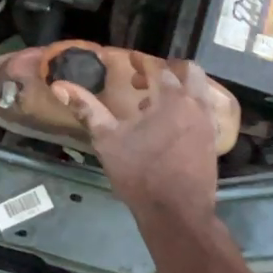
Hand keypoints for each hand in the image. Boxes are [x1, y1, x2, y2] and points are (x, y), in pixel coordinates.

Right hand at [52, 63, 218, 222]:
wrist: (176, 211)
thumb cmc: (138, 173)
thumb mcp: (106, 139)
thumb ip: (86, 108)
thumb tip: (59, 85)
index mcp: (170, 100)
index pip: (159, 67)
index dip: (142, 61)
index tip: (128, 61)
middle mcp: (195, 105)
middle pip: (189, 72)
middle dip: (166, 70)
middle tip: (143, 81)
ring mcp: (208, 123)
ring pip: (201, 90)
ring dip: (179, 87)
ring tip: (154, 104)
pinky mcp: (213, 140)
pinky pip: (206, 110)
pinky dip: (189, 106)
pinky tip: (169, 125)